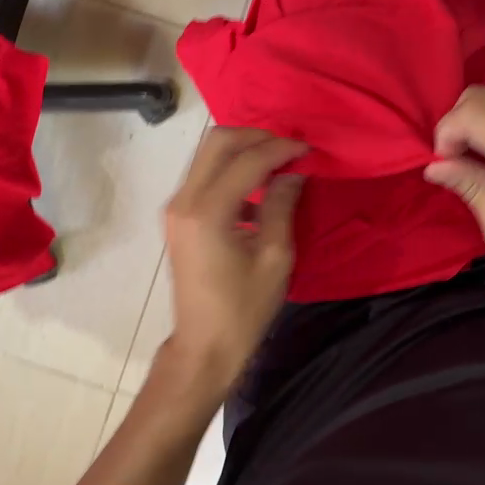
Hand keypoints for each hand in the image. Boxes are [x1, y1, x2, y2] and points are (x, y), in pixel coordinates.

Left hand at [161, 127, 306, 387]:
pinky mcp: (179, 216)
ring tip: (279, 165)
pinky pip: (205, 175)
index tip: (308, 151)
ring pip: (208, 154)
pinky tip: (259, 192)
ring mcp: (176, 207)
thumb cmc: (243, 309)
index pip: (247, 160)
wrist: (204, 346)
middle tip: (290, 151)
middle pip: (217, 141)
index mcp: (208, 213)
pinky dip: (232, 170)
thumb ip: (281, 206)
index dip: (281, 149)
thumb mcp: (275, 258)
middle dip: (257, 138)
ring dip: (244, 151)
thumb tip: (293, 172)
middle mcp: (184, 201)